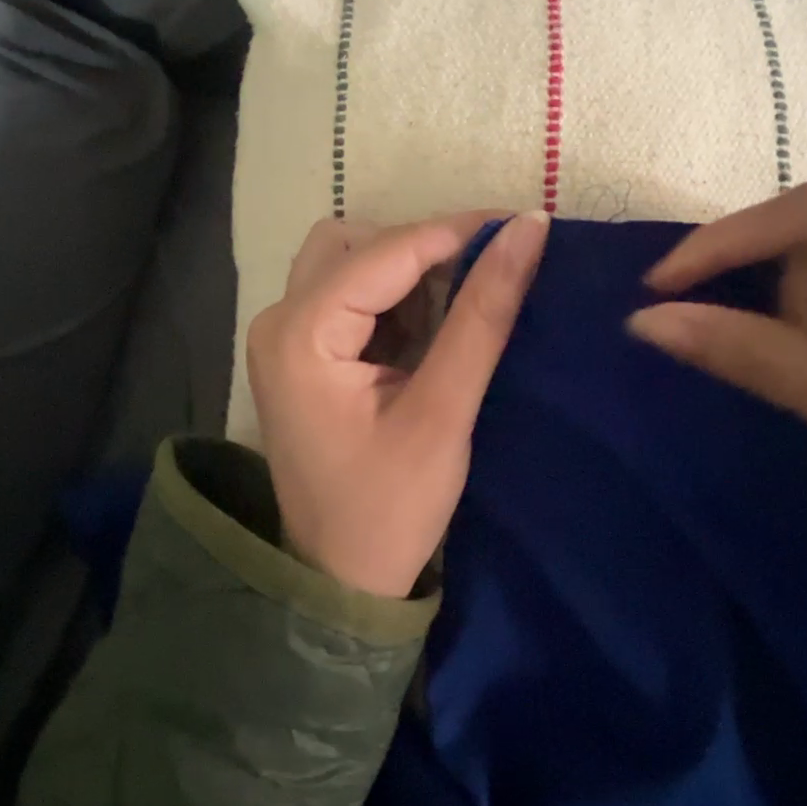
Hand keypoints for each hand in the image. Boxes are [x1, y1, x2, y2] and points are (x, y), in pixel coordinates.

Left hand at [248, 211, 548, 597]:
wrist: (341, 581)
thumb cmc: (392, 508)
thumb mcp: (444, 411)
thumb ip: (482, 315)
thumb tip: (527, 230)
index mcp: (301, 335)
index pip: (386, 252)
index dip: (458, 231)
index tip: (524, 225)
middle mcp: (279, 322)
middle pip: (353, 243)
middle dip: (423, 251)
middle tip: (485, 279)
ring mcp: (283, 338)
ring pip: (348, 263)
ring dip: (406, 273)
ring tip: (459, 311)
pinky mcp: (299, 355)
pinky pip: (346, 297)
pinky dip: (392, 299)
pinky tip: (429, 332)